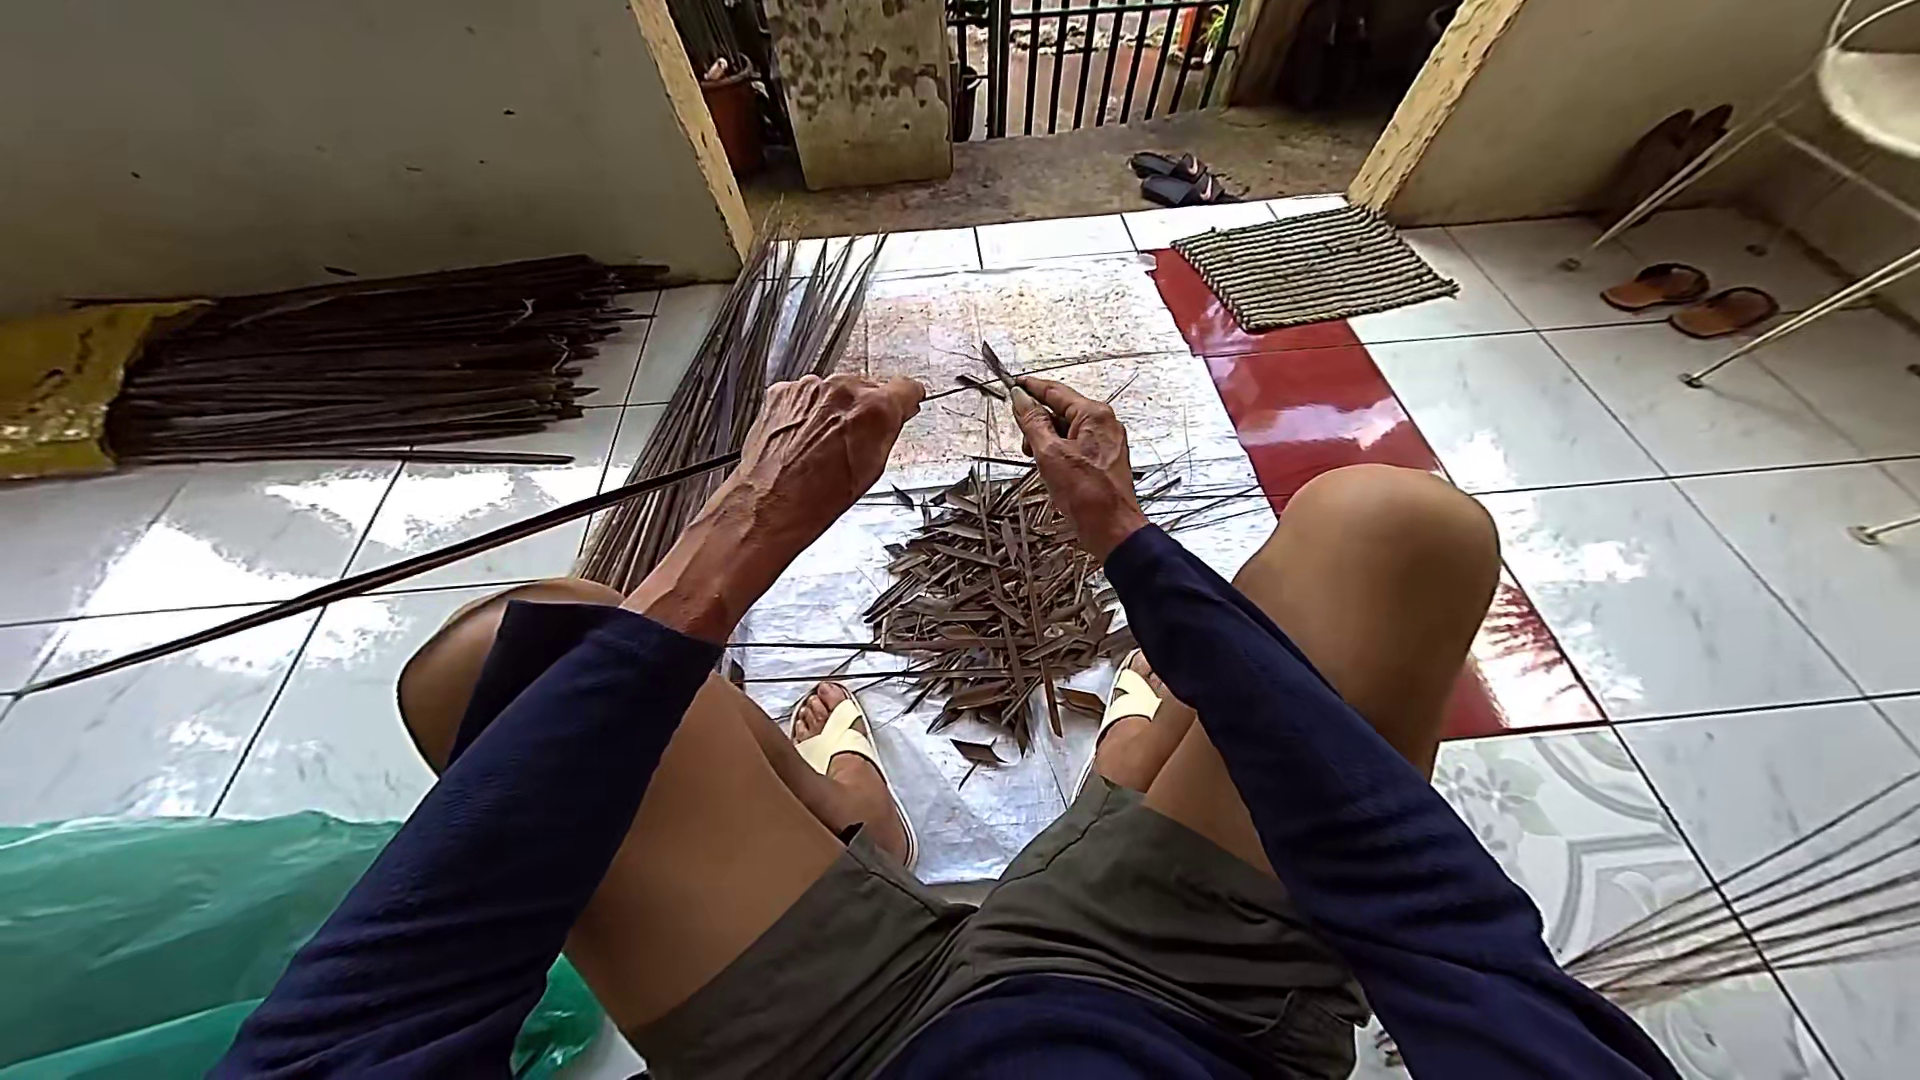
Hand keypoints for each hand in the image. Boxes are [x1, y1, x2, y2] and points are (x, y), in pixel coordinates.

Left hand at [628, 373, 923, 639]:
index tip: (906, 404)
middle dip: (867, 411)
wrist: (769, 505)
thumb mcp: (874, 469)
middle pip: (869, 389)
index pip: (907, 388)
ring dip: (836, 412)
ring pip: (836, 393)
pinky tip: (806, 441)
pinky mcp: (784, 393)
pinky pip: (807, 397)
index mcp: (875, 409)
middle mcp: (842, 390)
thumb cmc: (817, 498)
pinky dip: (808, 413)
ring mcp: (810, 389)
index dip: (908, 400)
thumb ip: (888, 432)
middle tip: (860, 442)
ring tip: (827, 448)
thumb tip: (895, 416)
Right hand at [1012, 376, 1148, 560]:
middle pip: (1061, 411)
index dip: (1031, 388)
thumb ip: (1033, 423)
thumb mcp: (1049, 454)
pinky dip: (1059, 453)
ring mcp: (1106, 442)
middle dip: (1038, 424)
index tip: (1015, 385)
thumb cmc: (1089, 496)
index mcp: (1095, 415)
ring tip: (1040, 463)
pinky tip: (1052, 471)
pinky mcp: (1104, 460)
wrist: (1111, 528)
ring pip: (1067, 431)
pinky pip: (1076, 446)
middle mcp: (1105, 424)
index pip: (1055, 391)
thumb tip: (1021, 400)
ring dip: (1047, 442)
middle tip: (1024, 441)